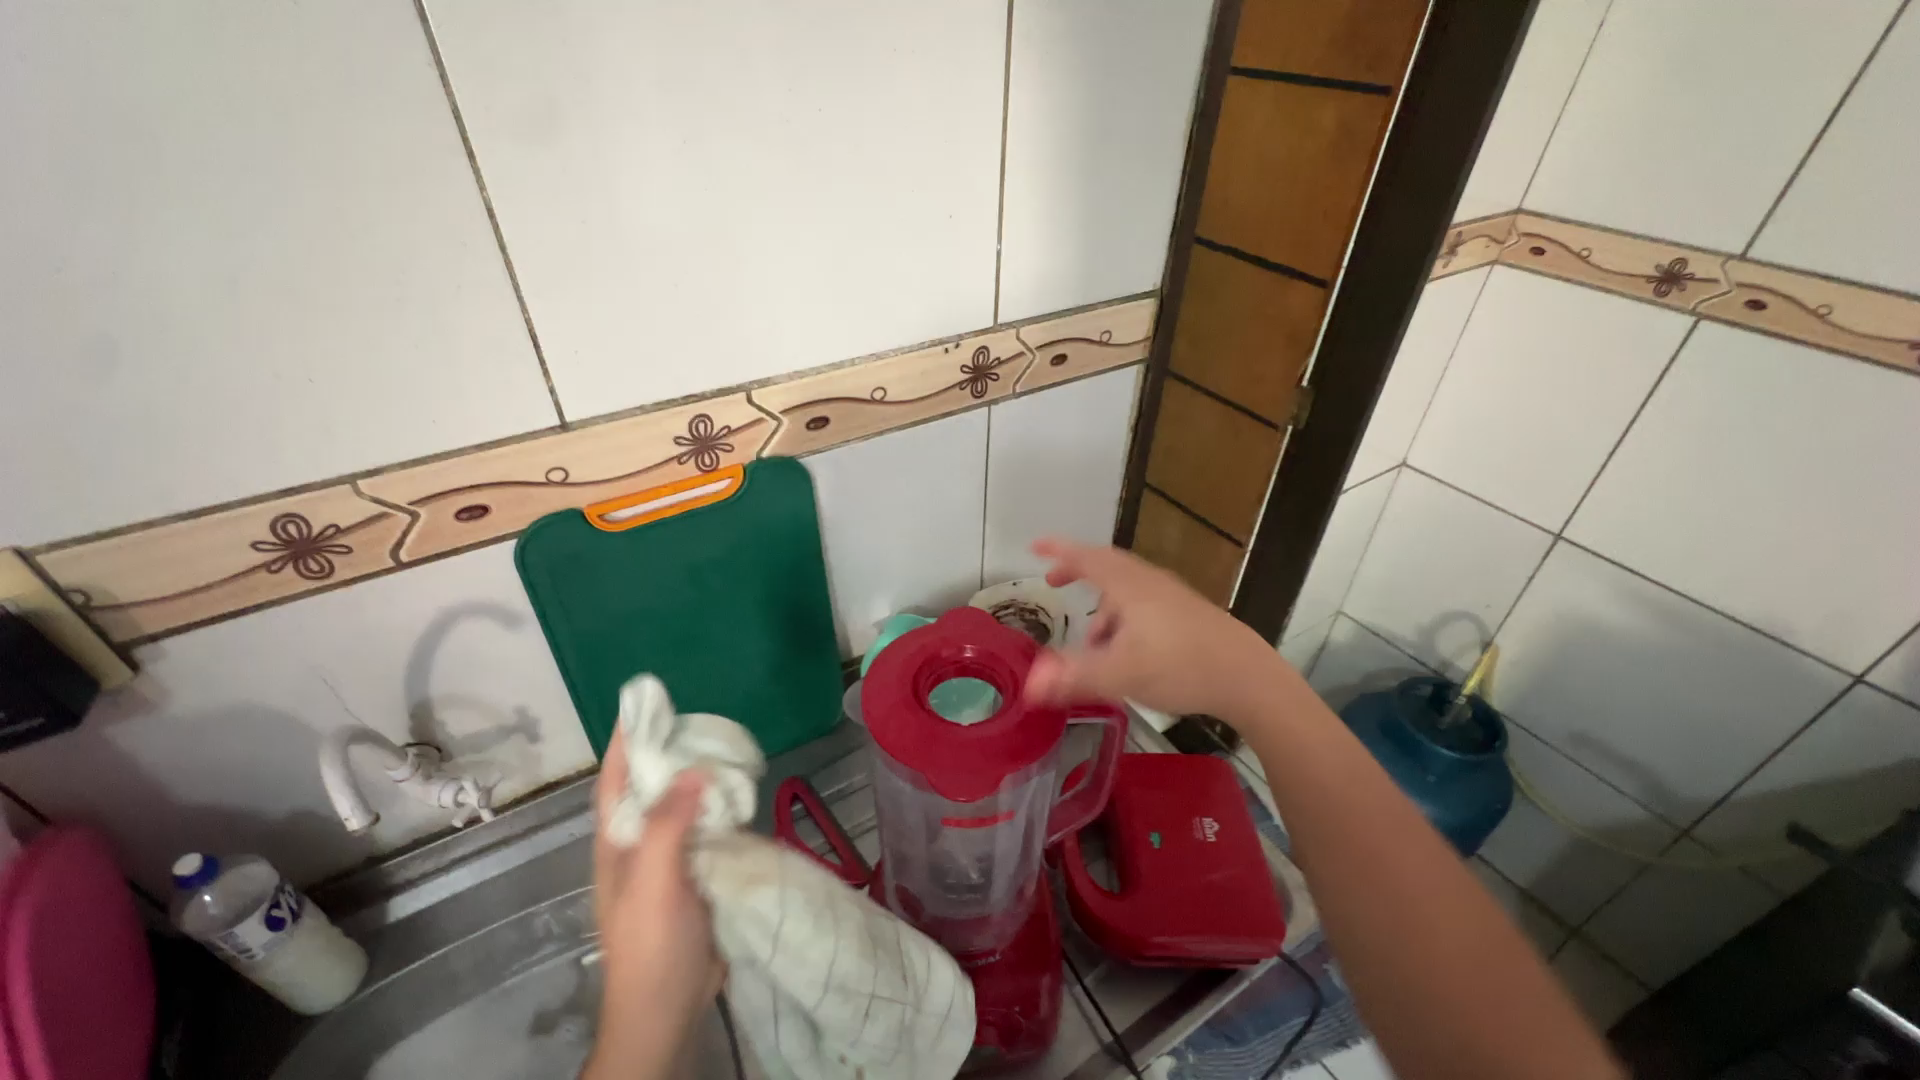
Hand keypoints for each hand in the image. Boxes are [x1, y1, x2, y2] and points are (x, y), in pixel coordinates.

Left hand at [584, 727, 722, 1079]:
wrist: (668, 1010)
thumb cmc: (650, 945)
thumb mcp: (653, 882)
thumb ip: (668, 826)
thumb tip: (694, 769)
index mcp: (618, 843)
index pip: (616, 780)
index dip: (626, 742)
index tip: (644, 703)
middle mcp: (642, 845)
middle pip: (656, 789)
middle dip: (674, 754)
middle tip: (706, 722)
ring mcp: (672, 863)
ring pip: (687, 810)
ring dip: (705, 782)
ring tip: (732, 751)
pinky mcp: (700, 877)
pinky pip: (712, 833)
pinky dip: (726, 813)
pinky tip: (746, 798)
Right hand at [1023, 537, 1292, 721]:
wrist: (1249, 677)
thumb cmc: (1181, 667)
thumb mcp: (1120, 674)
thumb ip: (1073, 678)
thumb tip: (1029, 685)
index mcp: (1130, 587)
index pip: (1087, 558)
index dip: (1059, 551)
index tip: (1035, 546)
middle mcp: (1150, 584)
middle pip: (1108, 567)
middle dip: (1078, 572)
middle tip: (1054, 582)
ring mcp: (1173, 598)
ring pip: (1128, 591)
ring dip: (1103, 607)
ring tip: (1091, 640)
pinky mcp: (1189, 616)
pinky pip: (1145, 606)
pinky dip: (1124, 619)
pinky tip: (1128, 652)